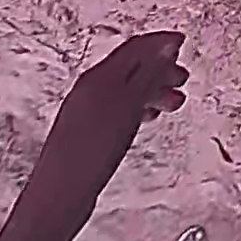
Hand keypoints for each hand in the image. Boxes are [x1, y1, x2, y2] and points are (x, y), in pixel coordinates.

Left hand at [34, 32, 188, 204]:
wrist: (59, 197)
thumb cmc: (91, 151)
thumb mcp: (130, 105)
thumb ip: (150, 73)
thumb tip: (166, 47)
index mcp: (99, 75)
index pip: (136, 46)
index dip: (162, 42)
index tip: (181, 42)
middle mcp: (91, 87)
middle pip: (132, 65)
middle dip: (160, 68)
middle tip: (180, 76)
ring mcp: (87, 109)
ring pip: (127, 87)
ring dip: (153, 89)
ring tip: (172, 101)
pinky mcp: (87, 130)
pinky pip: (119, 106)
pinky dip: (139, 105)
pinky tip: (146, 117)